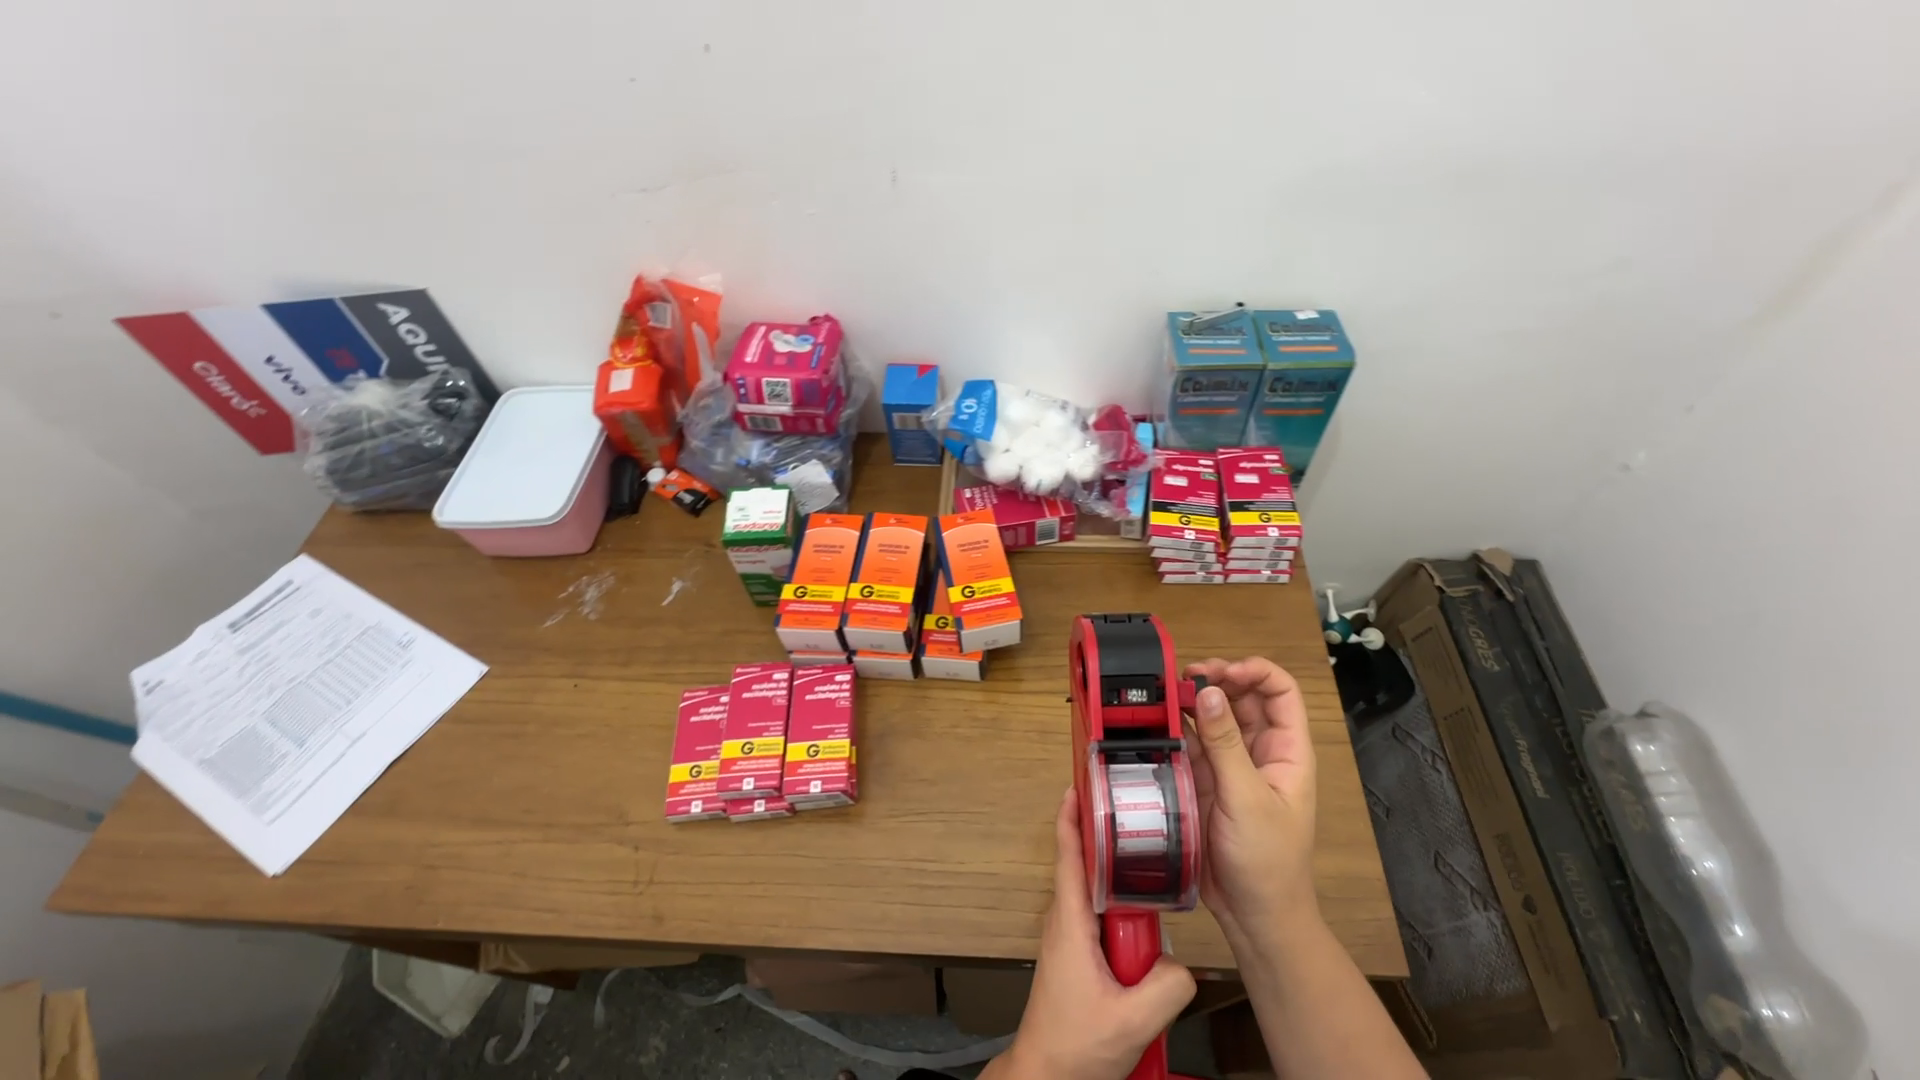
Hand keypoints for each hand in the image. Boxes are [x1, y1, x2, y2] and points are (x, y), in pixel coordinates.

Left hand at [986, 788, 1196, 1079]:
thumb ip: (1168, 986)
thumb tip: (1182, 964)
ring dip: (1123, 879)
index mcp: (1070, 923)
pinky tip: (1149, 924)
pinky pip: (1106, 920)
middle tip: (1138, 808)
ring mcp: (1073, 937)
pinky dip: (1126, 912)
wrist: (1047, 1076)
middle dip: (1110, 837)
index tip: (1082, 782)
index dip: (1072, 815)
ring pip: (1101, 894)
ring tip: (1153, 861)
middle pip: (1089, 865)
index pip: (1069, 854)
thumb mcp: (1132, 1020)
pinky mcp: (1082, 954)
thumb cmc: (1072, 1047)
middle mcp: (1067, 921)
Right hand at [1184, 657, 1320, 947]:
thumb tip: (1208, 691)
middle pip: (1244, 698)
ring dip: (1194, 701)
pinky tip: (1160, 721)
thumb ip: (1224, 743)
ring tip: (1167, 691)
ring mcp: (1232, 766)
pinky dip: (1178, 729)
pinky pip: (1193, 744)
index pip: (1280, 692)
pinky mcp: (1207, 781)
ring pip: (1216, 718)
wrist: (1252, 913)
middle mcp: (1261, 751)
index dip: (1254, 672)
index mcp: (1287, 751)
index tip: (1221, 672)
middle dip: (1218, 679)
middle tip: (1185, 676)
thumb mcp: (1246, 797)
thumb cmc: (1266, 859)